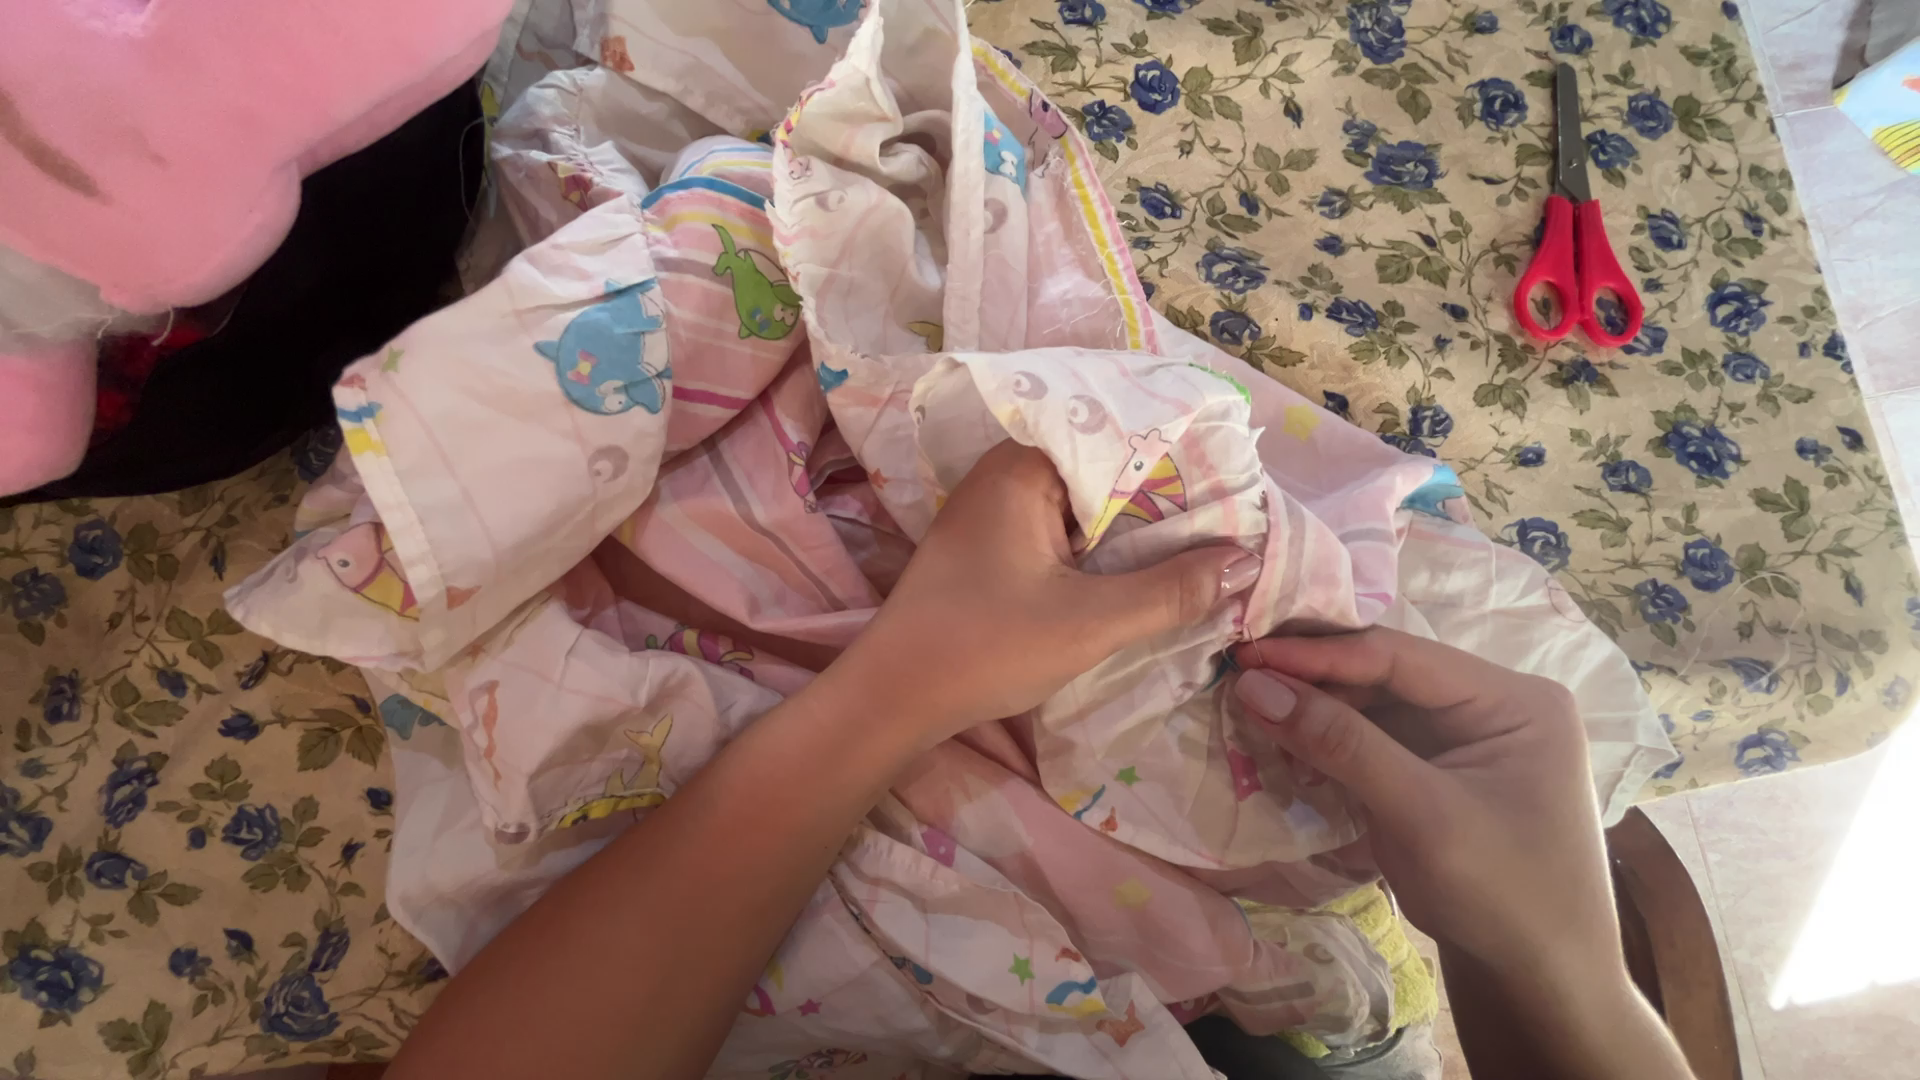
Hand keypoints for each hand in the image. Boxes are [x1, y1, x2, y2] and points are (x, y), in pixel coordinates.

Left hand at [830, 440, 1259, 746]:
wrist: (895, 695)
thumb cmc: (985, 648)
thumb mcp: (1089, 622)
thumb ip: (1170, 590)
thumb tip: (1245, 560)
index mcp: (1023, 465)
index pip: (1121, 438)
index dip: (1182, 460)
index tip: (1239, 485)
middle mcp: (1005, 471)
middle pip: (1103, 470)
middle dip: (1164, 497)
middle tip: (1232, 519)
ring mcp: (994, 508)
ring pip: (1083, 503)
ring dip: (1132, 526)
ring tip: (1203, 540)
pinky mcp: (990, 543)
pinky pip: (1059, 528)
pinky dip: (1098, 544)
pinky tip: (1139, 565)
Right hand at [1230, 629, 1695, 1079]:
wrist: (1536, 983)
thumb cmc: (1503, 895)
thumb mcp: (1422, 814)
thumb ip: (1339, 742)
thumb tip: (1251, 683)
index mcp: (1512, 698)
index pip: (1397, 655)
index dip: (1317, 653)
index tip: (1247, 656)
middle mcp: (1484, 701)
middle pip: (1378, 670)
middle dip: (1308, 675)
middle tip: (1238, 671)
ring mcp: (1453, 733)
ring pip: (1363, 699)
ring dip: (1308, 704)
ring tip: (1248, 700)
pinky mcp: (1424, 763)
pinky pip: (1361, 732)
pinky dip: (1318, 735)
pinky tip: (1278, 733)